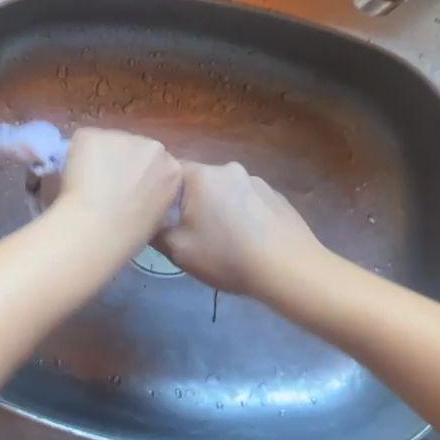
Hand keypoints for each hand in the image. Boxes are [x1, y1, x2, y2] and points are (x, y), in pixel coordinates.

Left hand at [51, 128, 181, 243]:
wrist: (98, 227)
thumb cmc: (129, 233)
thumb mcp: (157, 216)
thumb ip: (152, 194)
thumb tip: (136, 192)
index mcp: (172, 169)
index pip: (154, 163)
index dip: (136, 175)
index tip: (125, 190)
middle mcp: (151, 146)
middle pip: (133, 148)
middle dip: (121, 162)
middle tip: (106, 187)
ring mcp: (122, 136)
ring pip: (107, 144)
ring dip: (100, 159)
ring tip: (90, 186)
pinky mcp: (93, 135)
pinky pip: (83, 143)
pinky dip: (76, 157)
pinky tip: (77, 180)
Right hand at [158, 162, 326, 297]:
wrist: (290, 270)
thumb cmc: (227, 257)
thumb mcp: (179, 250)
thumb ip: (156, 230)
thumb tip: (148, 220)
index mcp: (202, 175)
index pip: (170, 171)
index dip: (162, 194)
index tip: (162, 216)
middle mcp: (229, 169)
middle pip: (199, 182)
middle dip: (192, 203)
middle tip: (190, 232)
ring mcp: (257, 181)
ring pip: (225, 192)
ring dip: (219, 209)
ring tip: (223, 241)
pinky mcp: (277, 197)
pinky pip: (248, 202)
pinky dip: (243, 216)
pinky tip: (248, 242)